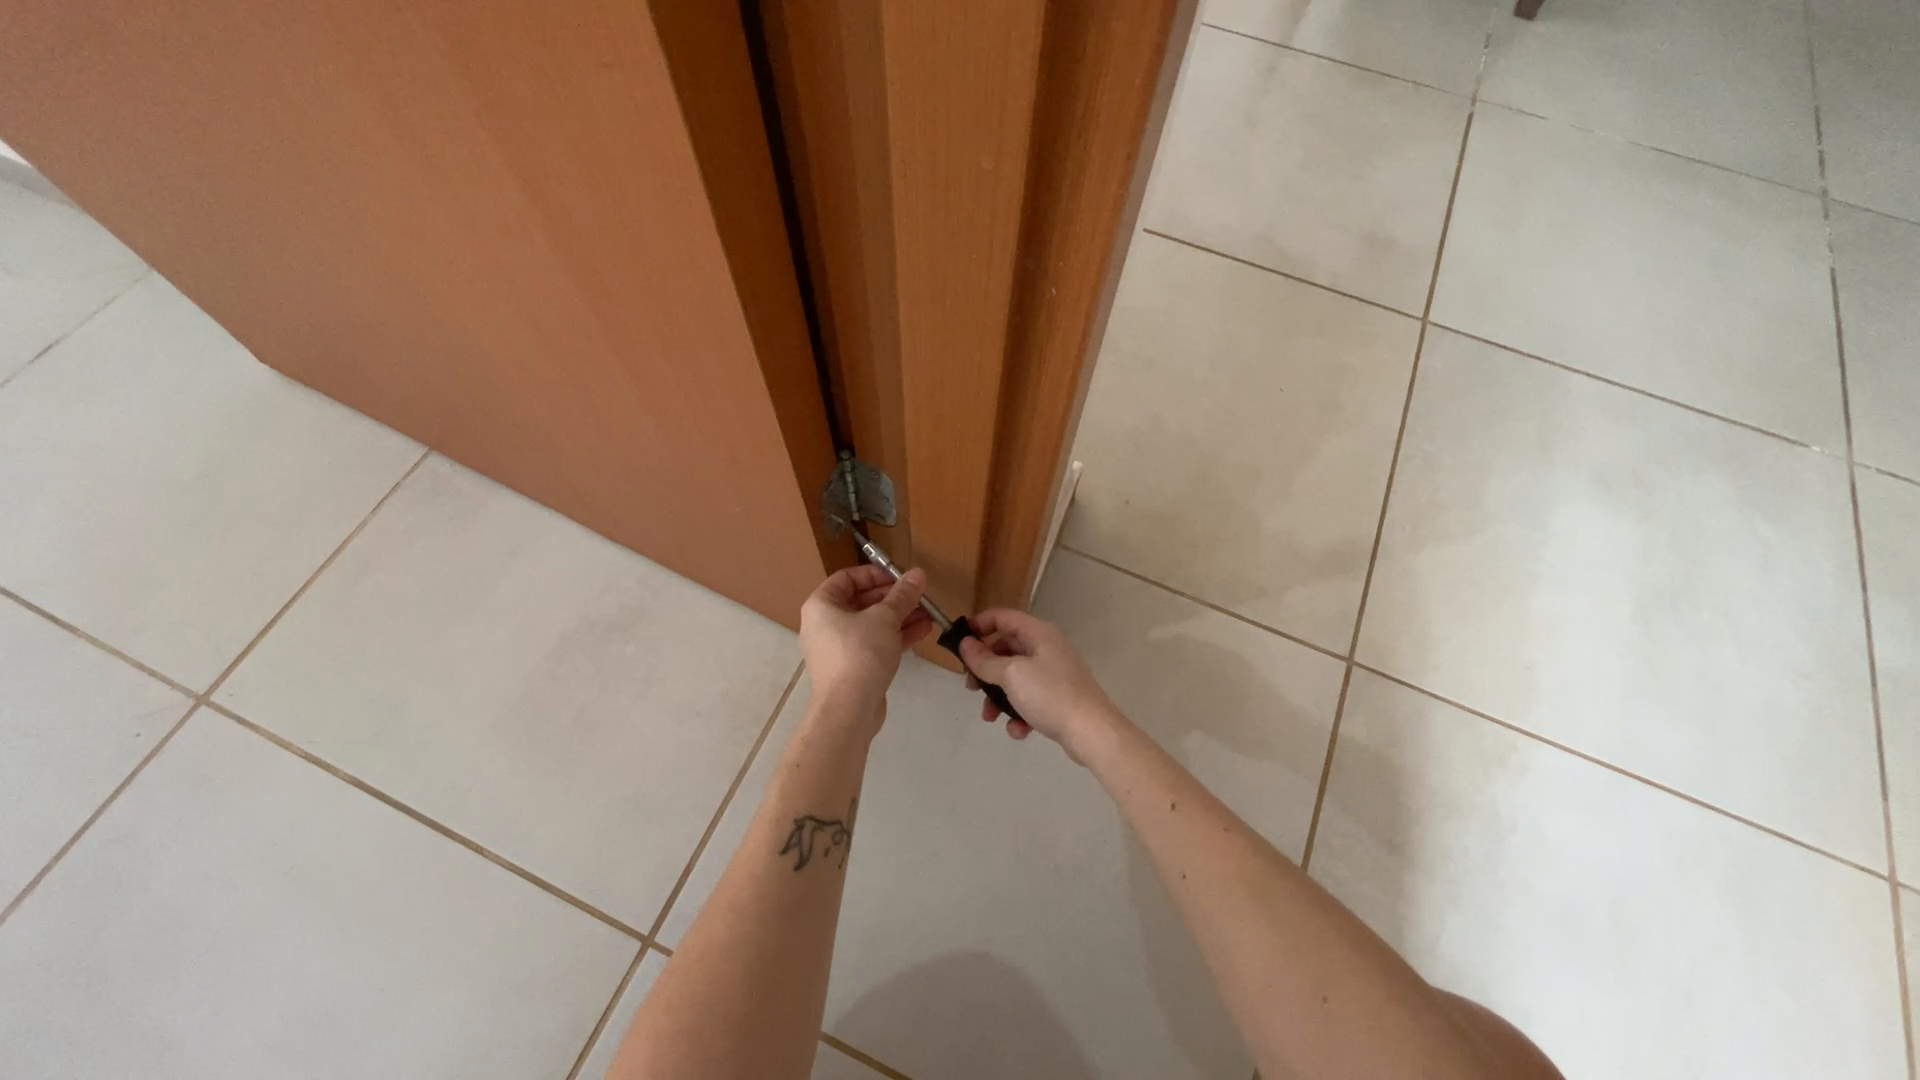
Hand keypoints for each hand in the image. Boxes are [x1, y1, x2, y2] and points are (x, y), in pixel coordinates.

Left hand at [799, 565, 933, 727]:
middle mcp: (824, 624)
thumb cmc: (860, 653)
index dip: (875, 574)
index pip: (847, 578)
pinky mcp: (851, 668)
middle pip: (861, 601)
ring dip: (900, 617)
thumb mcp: (885, 618)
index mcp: (821, 606)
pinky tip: (922, 631)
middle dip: (894, 598)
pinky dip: (894, 636)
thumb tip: (918, 573)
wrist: (849, 709)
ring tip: (928, 614)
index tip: (900, 578)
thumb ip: (903, 594)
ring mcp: (837, 648)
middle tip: (919, 596)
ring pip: (871, 624)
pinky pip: (873, 644)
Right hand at [957, 610, 1122, 763]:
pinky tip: (1018, 729)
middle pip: (1006, 649)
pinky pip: (1029, 699)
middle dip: (985, 669)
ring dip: (998, 697)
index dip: (979, 625)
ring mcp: (1053, 674)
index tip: (959, 644)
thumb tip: (966, 644)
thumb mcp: (1012, 674)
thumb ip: (985, 660)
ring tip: (989, 716)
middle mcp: (1046, 648)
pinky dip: (1019, 713)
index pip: (1002, 617)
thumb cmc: (1050, 694)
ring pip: (1014, 678)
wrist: (1092, 731)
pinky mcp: (1057, 698)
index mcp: (1038, 633)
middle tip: (970, 686)